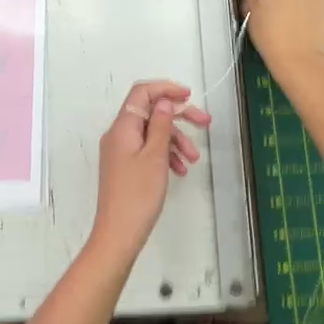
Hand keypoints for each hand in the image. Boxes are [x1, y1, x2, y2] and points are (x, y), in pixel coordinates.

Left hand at [92, 81, 211, 254]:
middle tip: (205, 123)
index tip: (189, 96)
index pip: (141, 93)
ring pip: (152, 133)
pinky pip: (147, 150)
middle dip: (178, 117)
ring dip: (175, 140)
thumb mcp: (155, 156)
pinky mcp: (125, 167)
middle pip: (150, 112)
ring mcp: (121, 152)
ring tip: (194, 159)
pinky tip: (180, 170)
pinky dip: (165, 155)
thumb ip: (161, 125)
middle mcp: (119, 134)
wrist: (118, 235)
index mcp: (122, 127)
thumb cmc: (138, 194)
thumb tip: (164, 101)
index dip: (165, 89)